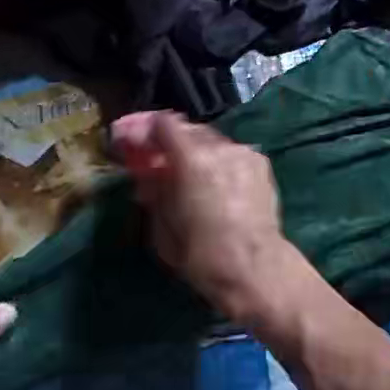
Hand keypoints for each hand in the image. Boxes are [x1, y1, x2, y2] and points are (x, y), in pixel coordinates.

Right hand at [110, 111, 305, 326]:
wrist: (253, 265)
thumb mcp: (162, 226)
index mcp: (193, 159)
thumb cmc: (200, 254)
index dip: (143, 127)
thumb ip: (154, 190)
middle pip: (189, 129)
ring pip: (212, 140)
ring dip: (194, 149)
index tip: (129, 136)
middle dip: (168, 139)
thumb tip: (149, 176)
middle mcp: (221, 147)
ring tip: (183, 170)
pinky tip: (211, 179)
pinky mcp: (260, 162)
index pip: (164, 124)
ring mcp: (244, 152)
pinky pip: (231, 153)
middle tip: (153, 156)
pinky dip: (216, 160)